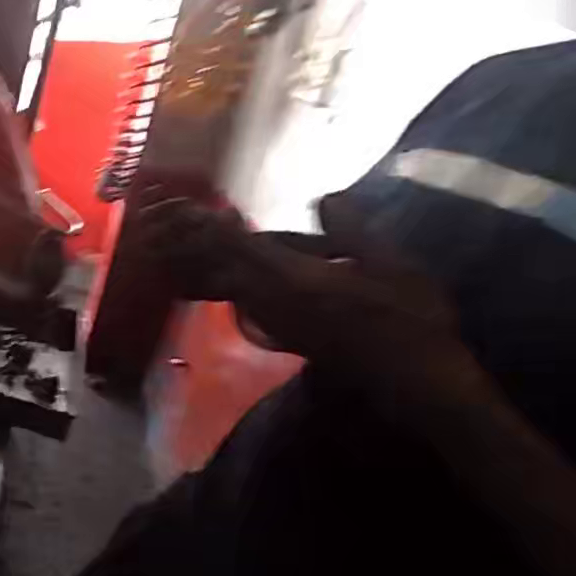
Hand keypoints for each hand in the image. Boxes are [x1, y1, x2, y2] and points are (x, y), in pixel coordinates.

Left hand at [131, 192, 488, 412]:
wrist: (412, 378)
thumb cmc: (410, 319)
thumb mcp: (394, 268)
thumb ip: (353, 231)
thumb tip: (325, 197)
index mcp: (295, 278)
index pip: (241, 246)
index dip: (212, 226)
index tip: (187, 207)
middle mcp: (270, 298)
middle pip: (217, 265)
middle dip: (189, 243)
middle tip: (162, 222)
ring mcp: (269, 317)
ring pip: (220, 284)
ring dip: (196, 262)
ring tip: (170, 242)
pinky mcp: (274, 330)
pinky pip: (233, 299)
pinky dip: (215, 281)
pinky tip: (211, 275)